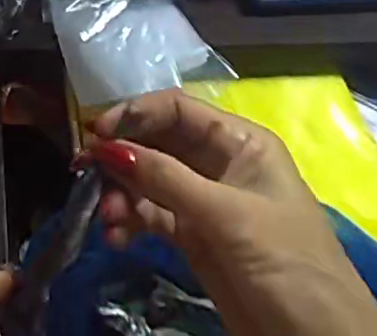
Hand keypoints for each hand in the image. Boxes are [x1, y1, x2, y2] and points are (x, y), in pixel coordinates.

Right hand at [86, 90, 376, 335]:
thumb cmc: (290, 267)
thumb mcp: (228, 216)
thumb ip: (166, 178)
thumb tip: (107, 146)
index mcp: (238, 143)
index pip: (176, 110)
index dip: (135, 113)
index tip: (97, 131)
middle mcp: (218, 164)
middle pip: (157, 143)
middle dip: (123, 156)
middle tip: (86, 172)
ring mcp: (205, 201)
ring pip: (149, 180)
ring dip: (122, 193)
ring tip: (108, 218)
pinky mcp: (195, 237)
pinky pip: (152, 215)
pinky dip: (131, 221)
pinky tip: (117, 236)